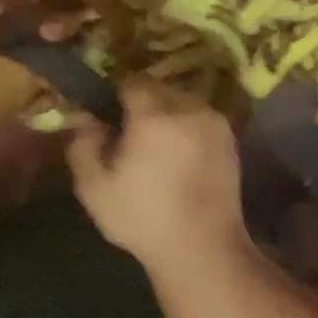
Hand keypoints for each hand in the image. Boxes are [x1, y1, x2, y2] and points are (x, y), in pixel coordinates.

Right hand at [68, 81, 243, 267]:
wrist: (199, 234)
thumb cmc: (139, 212)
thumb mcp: (94, 184)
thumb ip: (86, 144)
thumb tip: (86, 118)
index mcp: (157, 116)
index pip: (136, 83)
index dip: (116, 92)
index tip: (103, 109)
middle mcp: (192, 109)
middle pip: (163, 90)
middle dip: (141, 101)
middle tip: (122, 129)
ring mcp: (216, 119)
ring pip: (185, 101)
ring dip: (166, 111)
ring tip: (148, 143)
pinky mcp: (230, 133)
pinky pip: (202, 116)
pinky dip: (186, 123)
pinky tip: (174, 150)